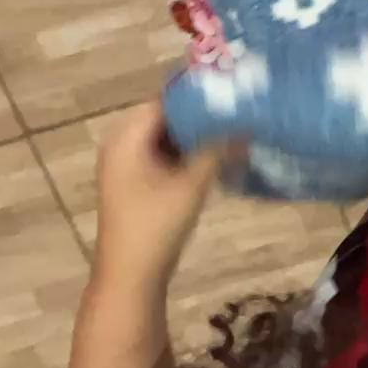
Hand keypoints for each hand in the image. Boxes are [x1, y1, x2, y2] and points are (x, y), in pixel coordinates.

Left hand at [91, 102, 230, 294]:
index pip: (163, 102)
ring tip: (232, 132)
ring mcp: (127, 166)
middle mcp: (121, 145)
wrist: (131, 273)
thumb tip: (246, 127)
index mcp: (127, 138)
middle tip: (236, 113)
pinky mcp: (136, 185)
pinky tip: (215, 158)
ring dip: (194, 138)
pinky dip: (186, 155)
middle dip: (198, 117)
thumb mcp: (192, 183)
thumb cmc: (157, 224)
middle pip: (163, 119)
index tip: (228, 94)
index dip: (195, 97)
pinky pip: (162, 157)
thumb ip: (218, 150)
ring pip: (164, 140)